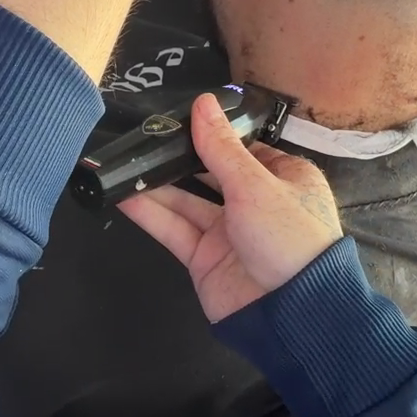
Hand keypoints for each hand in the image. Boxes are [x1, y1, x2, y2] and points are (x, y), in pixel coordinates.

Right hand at [119, 93, 341, 321]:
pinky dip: (150, 214)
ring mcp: (228, 233)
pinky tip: (124, 194)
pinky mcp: (204, 259)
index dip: (214, 133)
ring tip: (124, 162)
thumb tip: (202, 102)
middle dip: (179, 158)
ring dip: (157, 185)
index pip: (245, 149)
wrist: (291, 313)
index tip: (180, 116)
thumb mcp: (257, 185)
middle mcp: (256, 203)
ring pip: (186, 202)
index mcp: (285, 178)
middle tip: (144, 136)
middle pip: (210, 174)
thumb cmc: (288, 237)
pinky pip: (174, 230)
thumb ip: (221, 148)